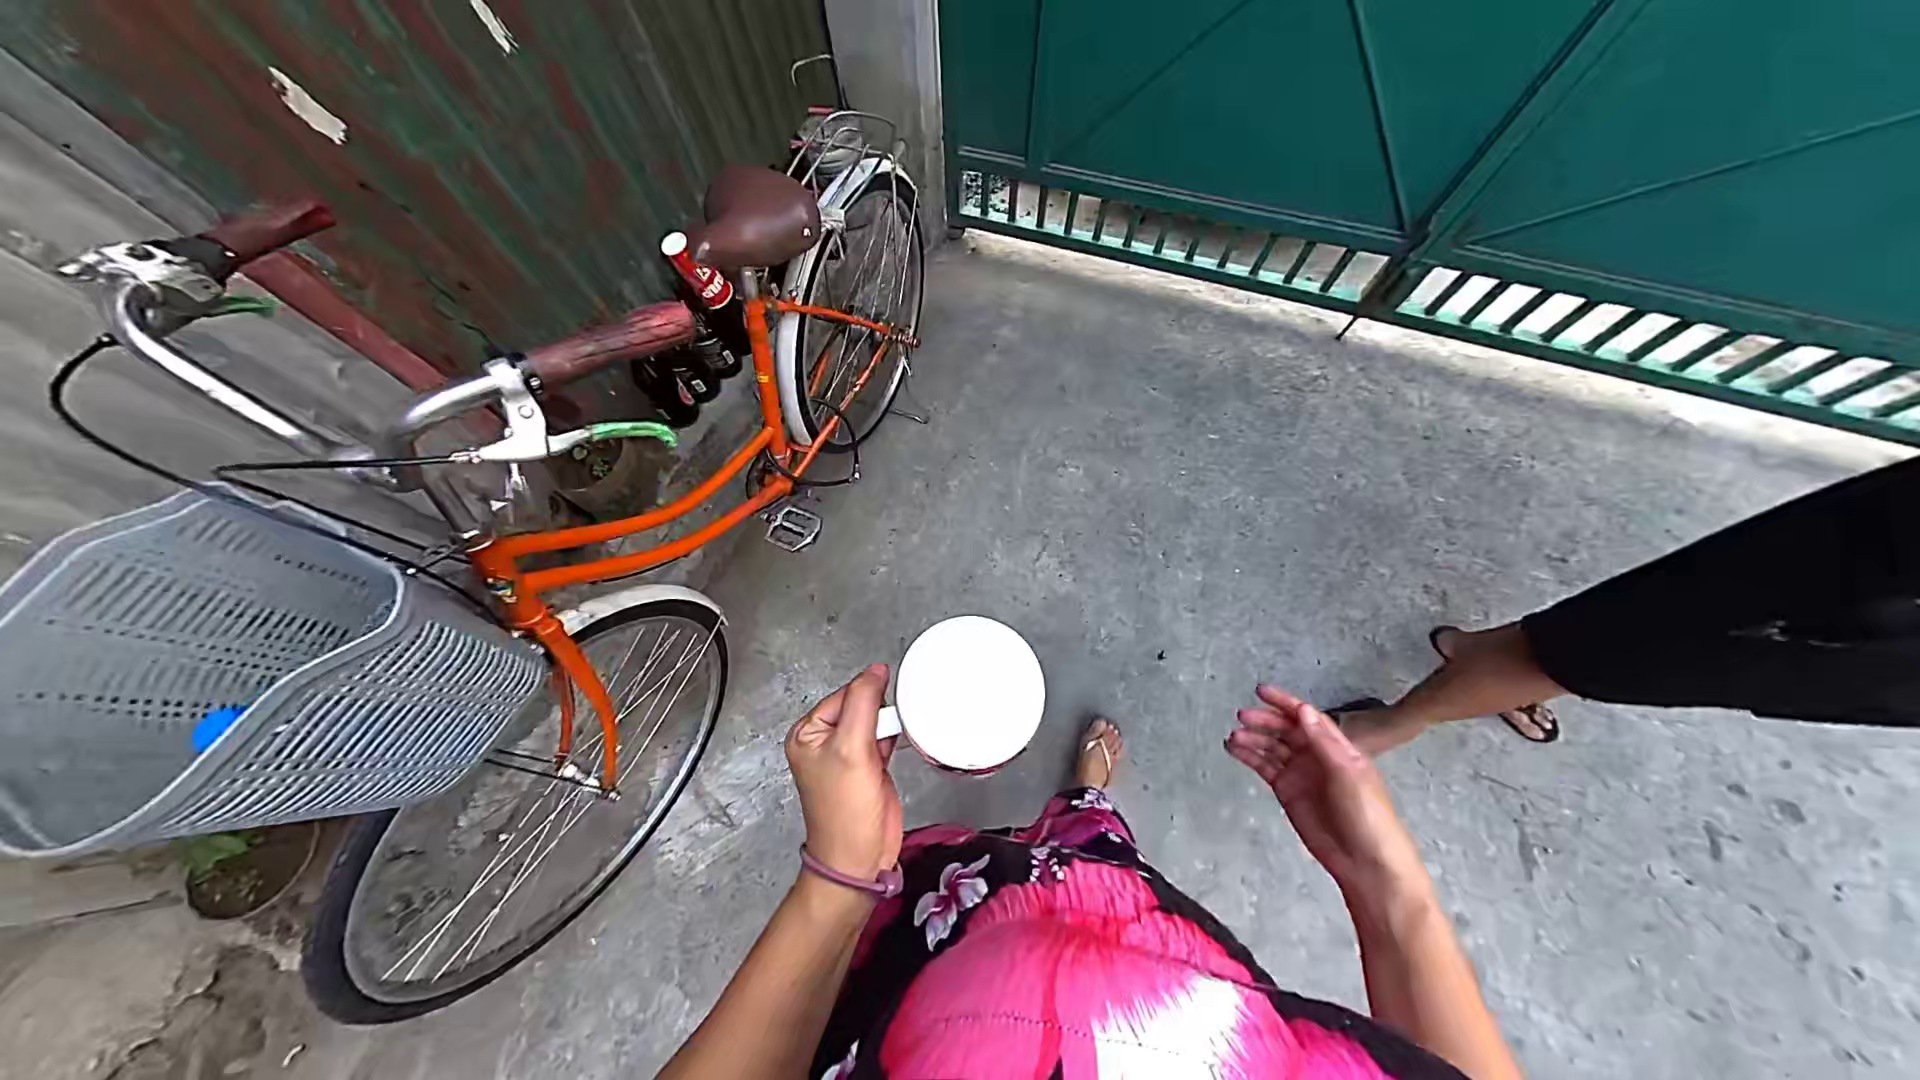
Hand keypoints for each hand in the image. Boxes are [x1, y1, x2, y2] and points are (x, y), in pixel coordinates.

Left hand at [785, 664, 902, 882]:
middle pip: (861, 704)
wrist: (860, 856)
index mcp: (808, 732)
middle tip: (880, 737)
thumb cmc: (844, 814)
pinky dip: (894, 739)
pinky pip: (885, 736)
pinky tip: (892, 753)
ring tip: (883, 751)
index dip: (866, 699)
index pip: (844, 693)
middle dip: (878, 715)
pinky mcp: (869, 764)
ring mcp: (848, 753)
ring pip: (875, 719)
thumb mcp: (851, 748)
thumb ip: (863, 703)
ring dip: (887, 727)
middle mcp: (825, 740)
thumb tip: (874, 671)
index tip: (880, 713)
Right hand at [1225, 685, 1432, 907]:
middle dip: (1264, 721)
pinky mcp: (1288, 792)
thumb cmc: (1369, 817)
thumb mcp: (1349, 774)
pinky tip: (1234, 749)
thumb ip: (1323, 741)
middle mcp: (1316, 757)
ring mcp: (1301, 774)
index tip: (1262, 692)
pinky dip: (1249, 756)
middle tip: (1243, 716)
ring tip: (1234, 736)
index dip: (1285, 703)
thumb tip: (1303, 710)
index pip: (1307, 718)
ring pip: (1271, 747)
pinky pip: (1264, 767)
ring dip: (1253, 739)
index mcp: (1336, 748)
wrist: (1367, 863)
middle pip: (1285, 730)